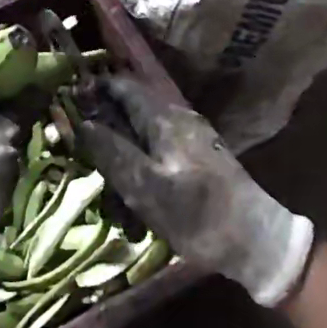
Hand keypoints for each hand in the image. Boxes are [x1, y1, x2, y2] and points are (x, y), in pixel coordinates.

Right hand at [76, 75, 313, 306]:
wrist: (257, 242)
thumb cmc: (199, 215)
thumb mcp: (146, 188)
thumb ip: (113, 152)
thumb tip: (83, 124)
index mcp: (165, 119)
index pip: (123, 86)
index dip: (94, 89)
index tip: (69, 105)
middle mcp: (178, 118)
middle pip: (131, 108)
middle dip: (104, 125)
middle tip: (82, 152)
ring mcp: (191, 137)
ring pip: (143, 131)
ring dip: (121, 149)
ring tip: (108, 184)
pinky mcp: (198, 157)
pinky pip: (158, 149)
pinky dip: (140, 163)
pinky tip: (135, 194)